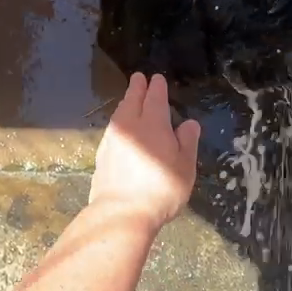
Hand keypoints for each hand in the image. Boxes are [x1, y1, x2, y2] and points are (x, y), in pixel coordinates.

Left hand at [89, 73, 200, 231]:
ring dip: (126, 102)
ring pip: (120, 112)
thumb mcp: (185, 167)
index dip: (157, 87)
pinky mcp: (102, 152)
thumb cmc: (161, 189)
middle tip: (139, 78)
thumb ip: (187, 142)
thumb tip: (189, 123)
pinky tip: (121, 127)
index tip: (157, 79)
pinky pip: (113, 127)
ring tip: (130, 99)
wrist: (122, 212)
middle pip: (133, 99)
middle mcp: (130, 124)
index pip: (155, 98)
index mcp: (153, 123)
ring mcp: (112, 137)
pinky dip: (119, 120)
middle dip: (137, 87)